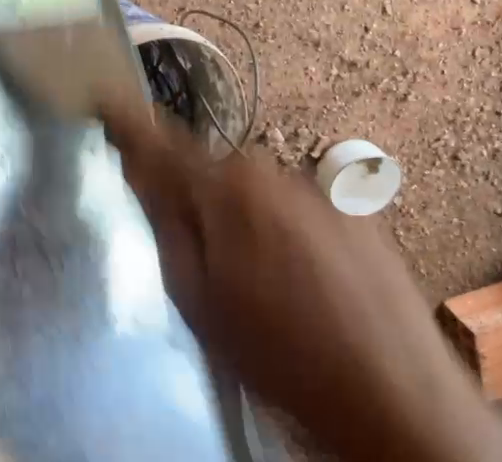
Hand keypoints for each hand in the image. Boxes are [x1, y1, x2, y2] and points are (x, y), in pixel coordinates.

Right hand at [99, 99, 501, 461]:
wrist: (400, 403)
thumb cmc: (279, 355)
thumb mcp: (195, 297)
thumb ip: (163, 221)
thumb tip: (138, 167)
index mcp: (224, 187)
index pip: (158, 141)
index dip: (126, 121)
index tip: (101, 99)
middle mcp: (272, 172)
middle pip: (209, 168)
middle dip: (193, 192)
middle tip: (191, 251)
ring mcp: (321, 191)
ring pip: (255, 189)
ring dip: (241, 213)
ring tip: (254, 279)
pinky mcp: (359, 216)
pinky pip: (297, 207)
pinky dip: (283, 228)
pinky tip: (299, 283)